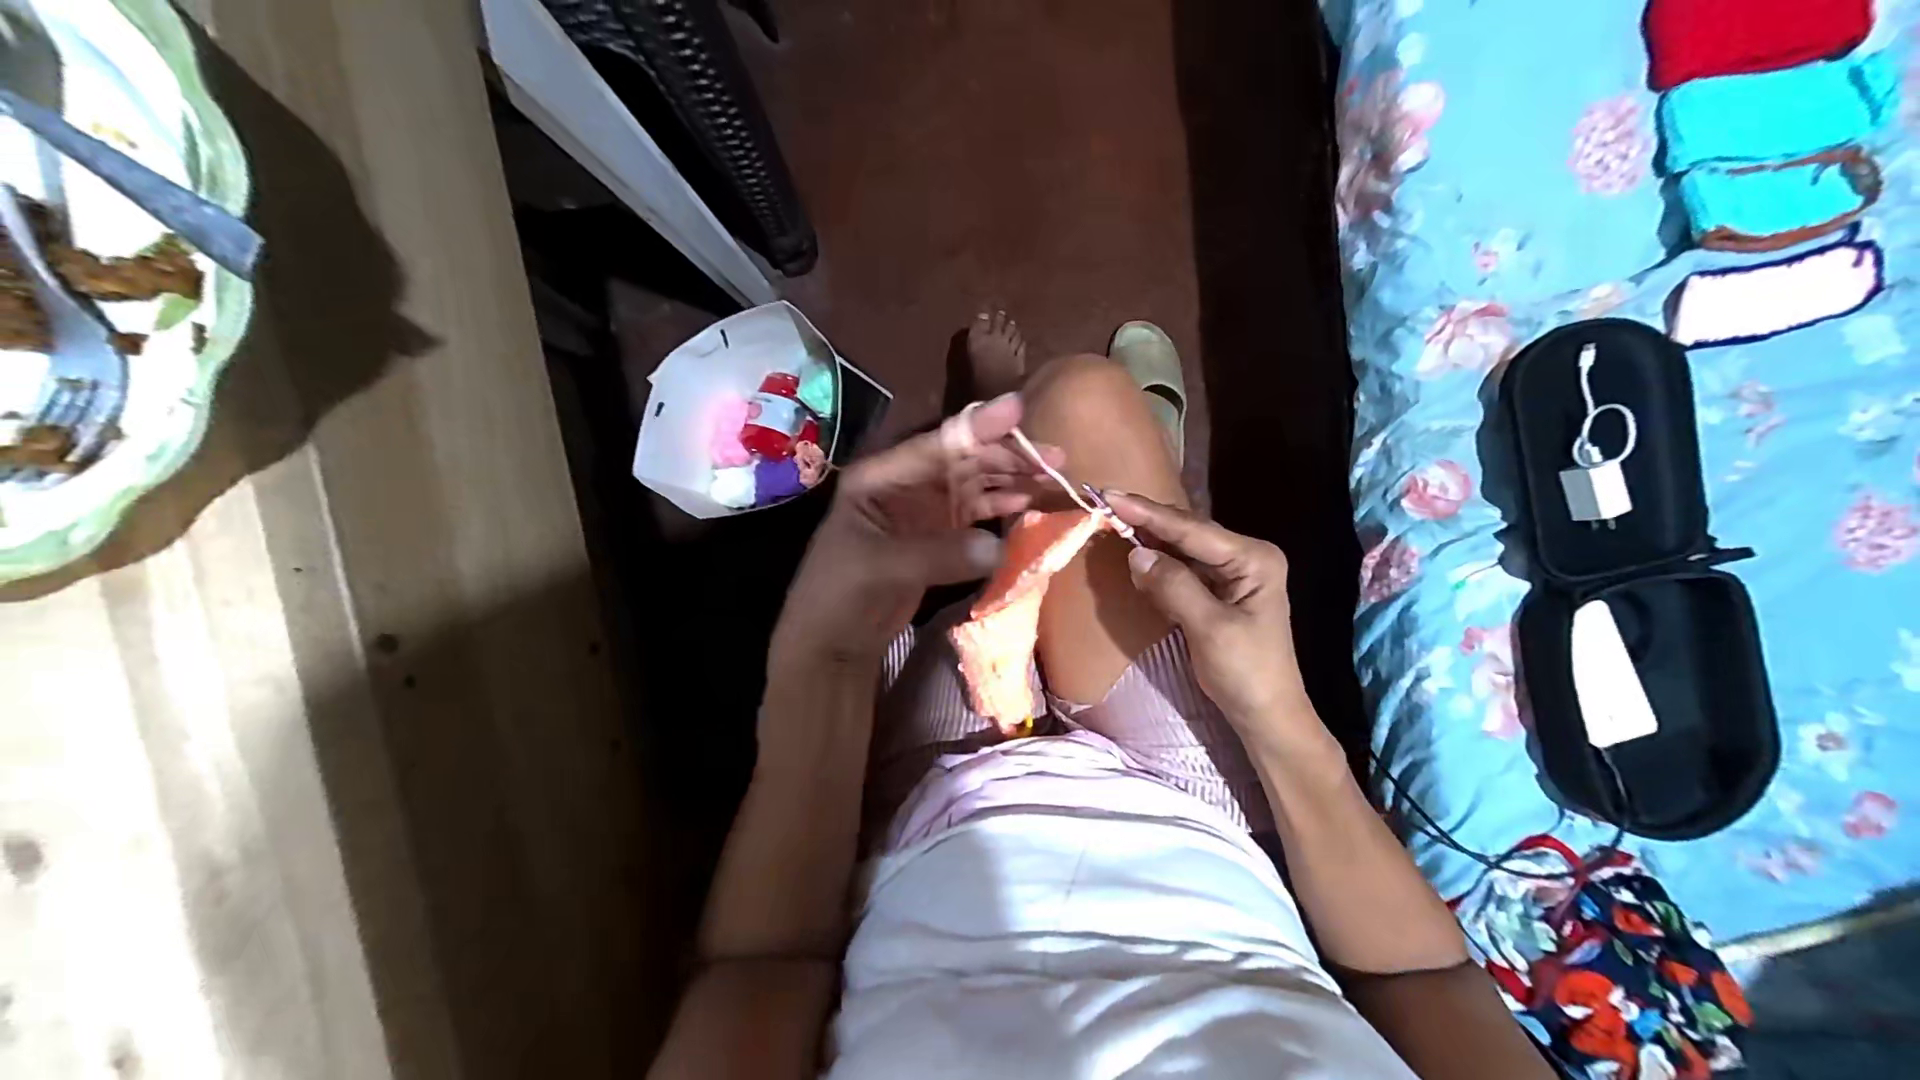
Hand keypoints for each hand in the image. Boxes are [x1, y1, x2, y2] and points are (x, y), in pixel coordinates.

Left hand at [770, 394, 1056, 668]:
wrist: (832, 639)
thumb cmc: (839, 594)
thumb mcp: (881, 568)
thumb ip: (938, 555)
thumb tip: (998, 547)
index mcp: (882, 476)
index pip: (936, 444)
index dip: (978, 426)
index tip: (1017, 407)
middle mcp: (907, 483)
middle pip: (964, 459)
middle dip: (1008, 454)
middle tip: (1055, 456)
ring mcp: (925, 508)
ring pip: (976, 482)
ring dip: (1013, 478)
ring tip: (1053, 476)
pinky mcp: (939, 535)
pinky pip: (978, 512)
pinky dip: (1003, 507)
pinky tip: (1028, 504)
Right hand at [1106, 492, 1320, 751]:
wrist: (1266, 714)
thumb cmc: (1246, 672)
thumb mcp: (1209, 628)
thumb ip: (1174, 585)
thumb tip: (1136, 554)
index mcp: (1253, 559)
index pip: (1192, 529)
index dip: (1148, 512)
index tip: (1111, 495)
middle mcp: (1245, 557)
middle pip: (1187, 532)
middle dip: (1146, 519)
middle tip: (1106, 502)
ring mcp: (1232, 573)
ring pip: (1181, 547)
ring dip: (1149, 537)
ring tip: (1114, 519)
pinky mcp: (1218, 591)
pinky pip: (1181, 568)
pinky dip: (1157, 563)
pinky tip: (1135, 554)